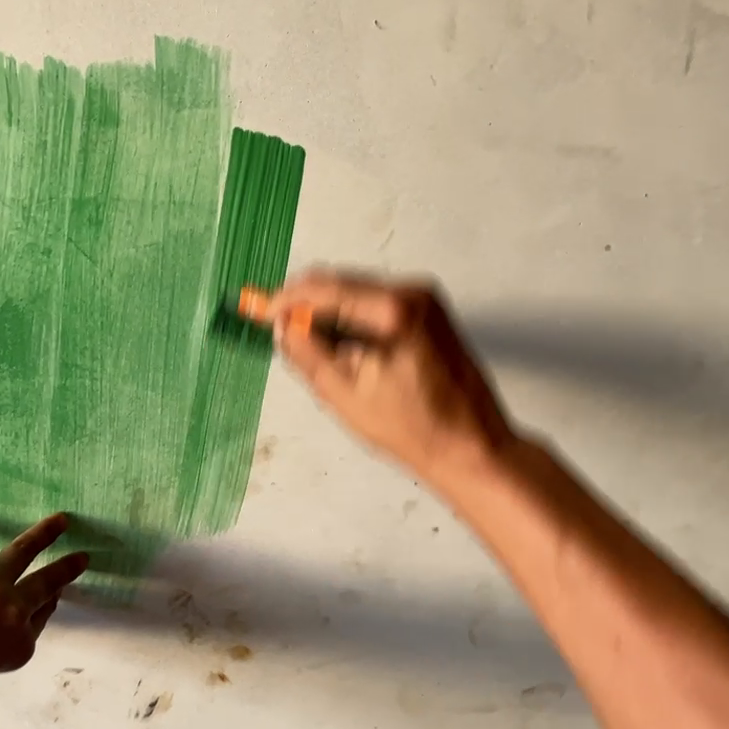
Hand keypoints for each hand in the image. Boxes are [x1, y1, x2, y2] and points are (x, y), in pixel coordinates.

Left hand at [0, 504, 89, 711]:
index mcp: (17, 643)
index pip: (39, 618)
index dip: (46, 605)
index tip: (55, 595)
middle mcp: (10, 610)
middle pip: (44, 584)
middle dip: (66, 569)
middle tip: (82, 557)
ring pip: (20, 552)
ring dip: (40, 535)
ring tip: (58, 521)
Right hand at [272, 270, 516, 487]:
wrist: (471, 445)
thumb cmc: (415, 429)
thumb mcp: (343, 394)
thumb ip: (307, 352)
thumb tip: (282, 326)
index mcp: (393, 310)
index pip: (322, 288)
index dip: (284, 300)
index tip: (256, 309)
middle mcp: (412, 293)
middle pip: (338, 283)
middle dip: (303, 305)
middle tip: (274, 328)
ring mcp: (424, 298)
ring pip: (354, 291)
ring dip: (326, 312)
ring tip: (307, 346)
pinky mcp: (428, 310)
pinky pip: (374, 302)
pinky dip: (349, 317)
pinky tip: (340, 346)